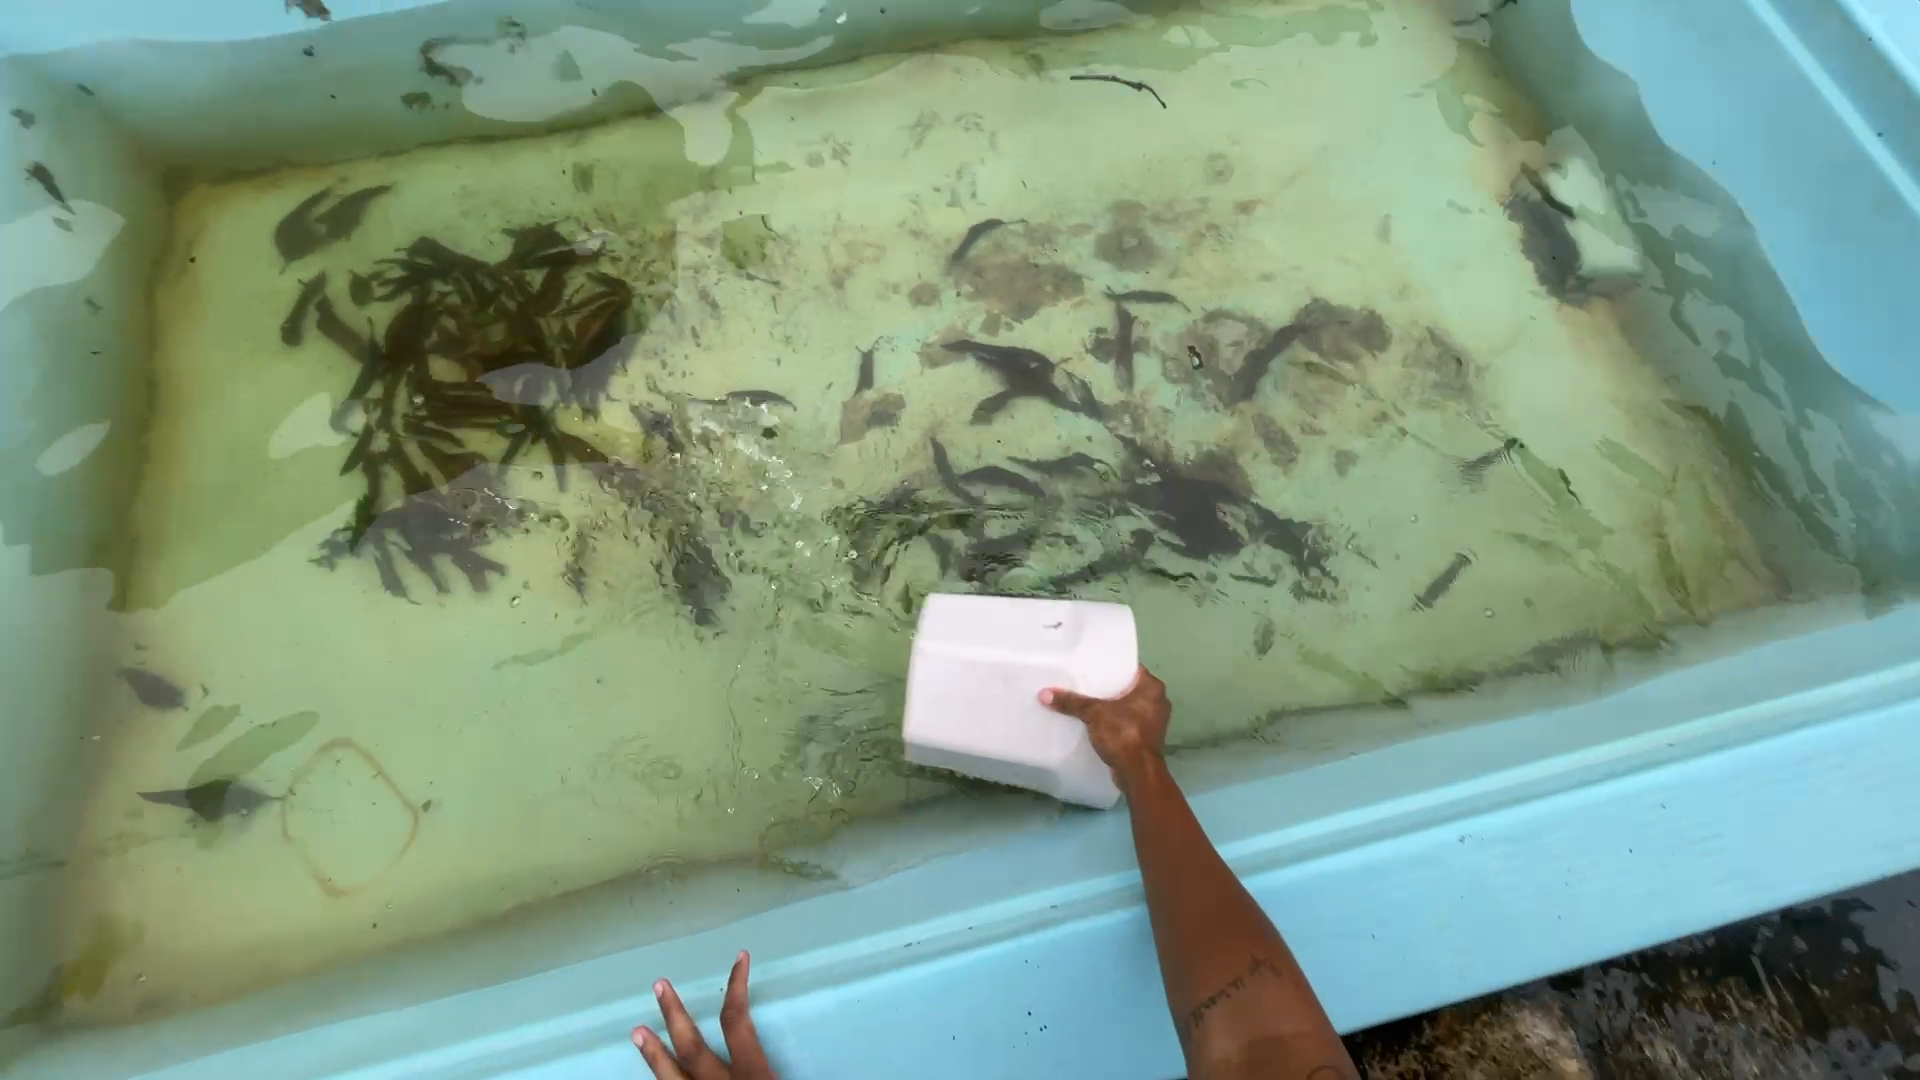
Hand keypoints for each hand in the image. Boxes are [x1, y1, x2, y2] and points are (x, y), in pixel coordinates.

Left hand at [633, 952, 776, 1079]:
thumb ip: (787, 1065)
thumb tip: (830, 1047)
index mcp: (750, 1074)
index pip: (736, 1022)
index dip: (737, 988)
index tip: (740, 957)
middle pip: (692, 1047)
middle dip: (674, 1015)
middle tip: (660, 985)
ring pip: (670, 1078)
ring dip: (654, 1054)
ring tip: (638, 1031)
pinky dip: (661, 1078)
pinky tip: (655, 1071)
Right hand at [1039, 665, 1169, 788]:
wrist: (1138, 773)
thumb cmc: (1123, 734)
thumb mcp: (1094, 713)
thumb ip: (1071, 702)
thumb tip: (1043, 694)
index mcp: (1152, 687)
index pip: (1130, 668)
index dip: (1111, 665)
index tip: (1092, 664)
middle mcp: (1158, 701)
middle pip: (1127, 687)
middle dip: (1108, 686)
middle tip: (1085, 680)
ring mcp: (1154, 720)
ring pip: (1128, 706)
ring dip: (1111, 705)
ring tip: (1087, 699)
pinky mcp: (1146, 737)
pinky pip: (1127, 721)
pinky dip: (1114, 720)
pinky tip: (1095, 720)